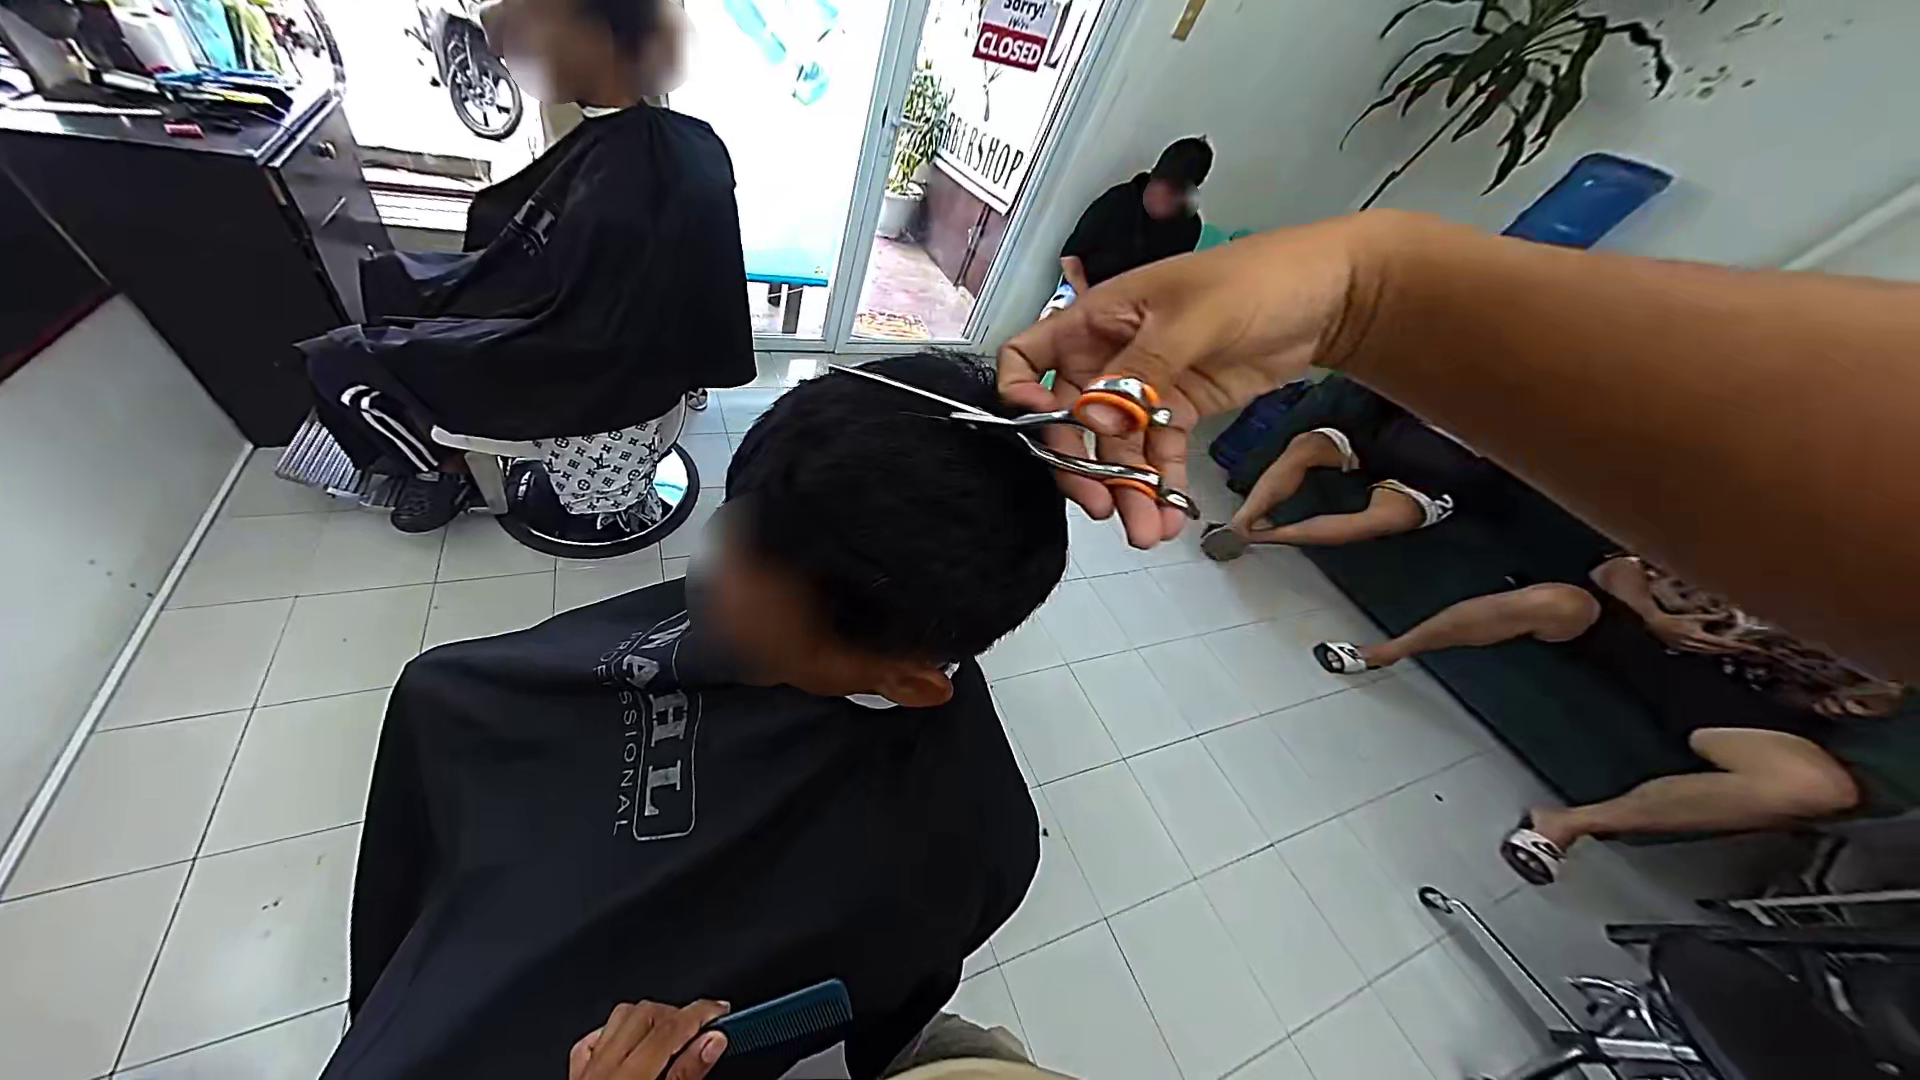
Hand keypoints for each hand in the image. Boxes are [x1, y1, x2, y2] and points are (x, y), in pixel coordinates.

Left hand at [568, 1000, 729, 1079]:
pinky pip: (593, 1041)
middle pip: (647, 1013)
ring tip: (673, 1034)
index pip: (672, 1026)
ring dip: (651, 1017)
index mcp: (627, 1077)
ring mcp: (585, 1074)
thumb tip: (714, 1038)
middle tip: (703, 1028)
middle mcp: (602, 1070)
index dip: (704, 1012)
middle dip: (679, 1014)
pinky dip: (616, 1033)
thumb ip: (686, 1074)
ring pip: (620, 1018)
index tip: (724, 1011)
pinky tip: (631, 1042)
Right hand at [1000, 213, 1401, 546]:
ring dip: (1127, 491)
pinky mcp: (1175, 413)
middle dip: (1082, 467)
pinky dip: (1161, 487)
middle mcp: (1108, 359)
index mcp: (1097, 321)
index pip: (1029, 357)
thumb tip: (1093, 423)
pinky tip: (1171, 517)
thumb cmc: (1258, 281)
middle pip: (1070, 422)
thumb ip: (1141, 370)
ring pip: (1116, 449)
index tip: (1039, 428)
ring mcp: (1141, 391)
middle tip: (1102, 506)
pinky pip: (1157, 455)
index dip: (1020, 393)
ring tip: (1148, 533)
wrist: (1332, 296)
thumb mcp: (1194, 319)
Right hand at [1645, 612, 1741, 654]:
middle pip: (1719, 649)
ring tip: (1733, 650)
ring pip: (1710, 652)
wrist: (1654, 623)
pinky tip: (1714, 650)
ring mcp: (1687, 647)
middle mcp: (1695, 644)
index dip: (1739, 645)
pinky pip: (1700, 652)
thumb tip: (1728, 615)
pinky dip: (1710, 651)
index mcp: (1699, 636)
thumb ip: (1711, 618)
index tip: (1752, 647)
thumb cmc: (1674, 619)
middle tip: (1746, 649)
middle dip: (1733, 649)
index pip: (1724, 643)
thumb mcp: (1694, 617)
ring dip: (1722, 651)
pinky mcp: (1681, 649)